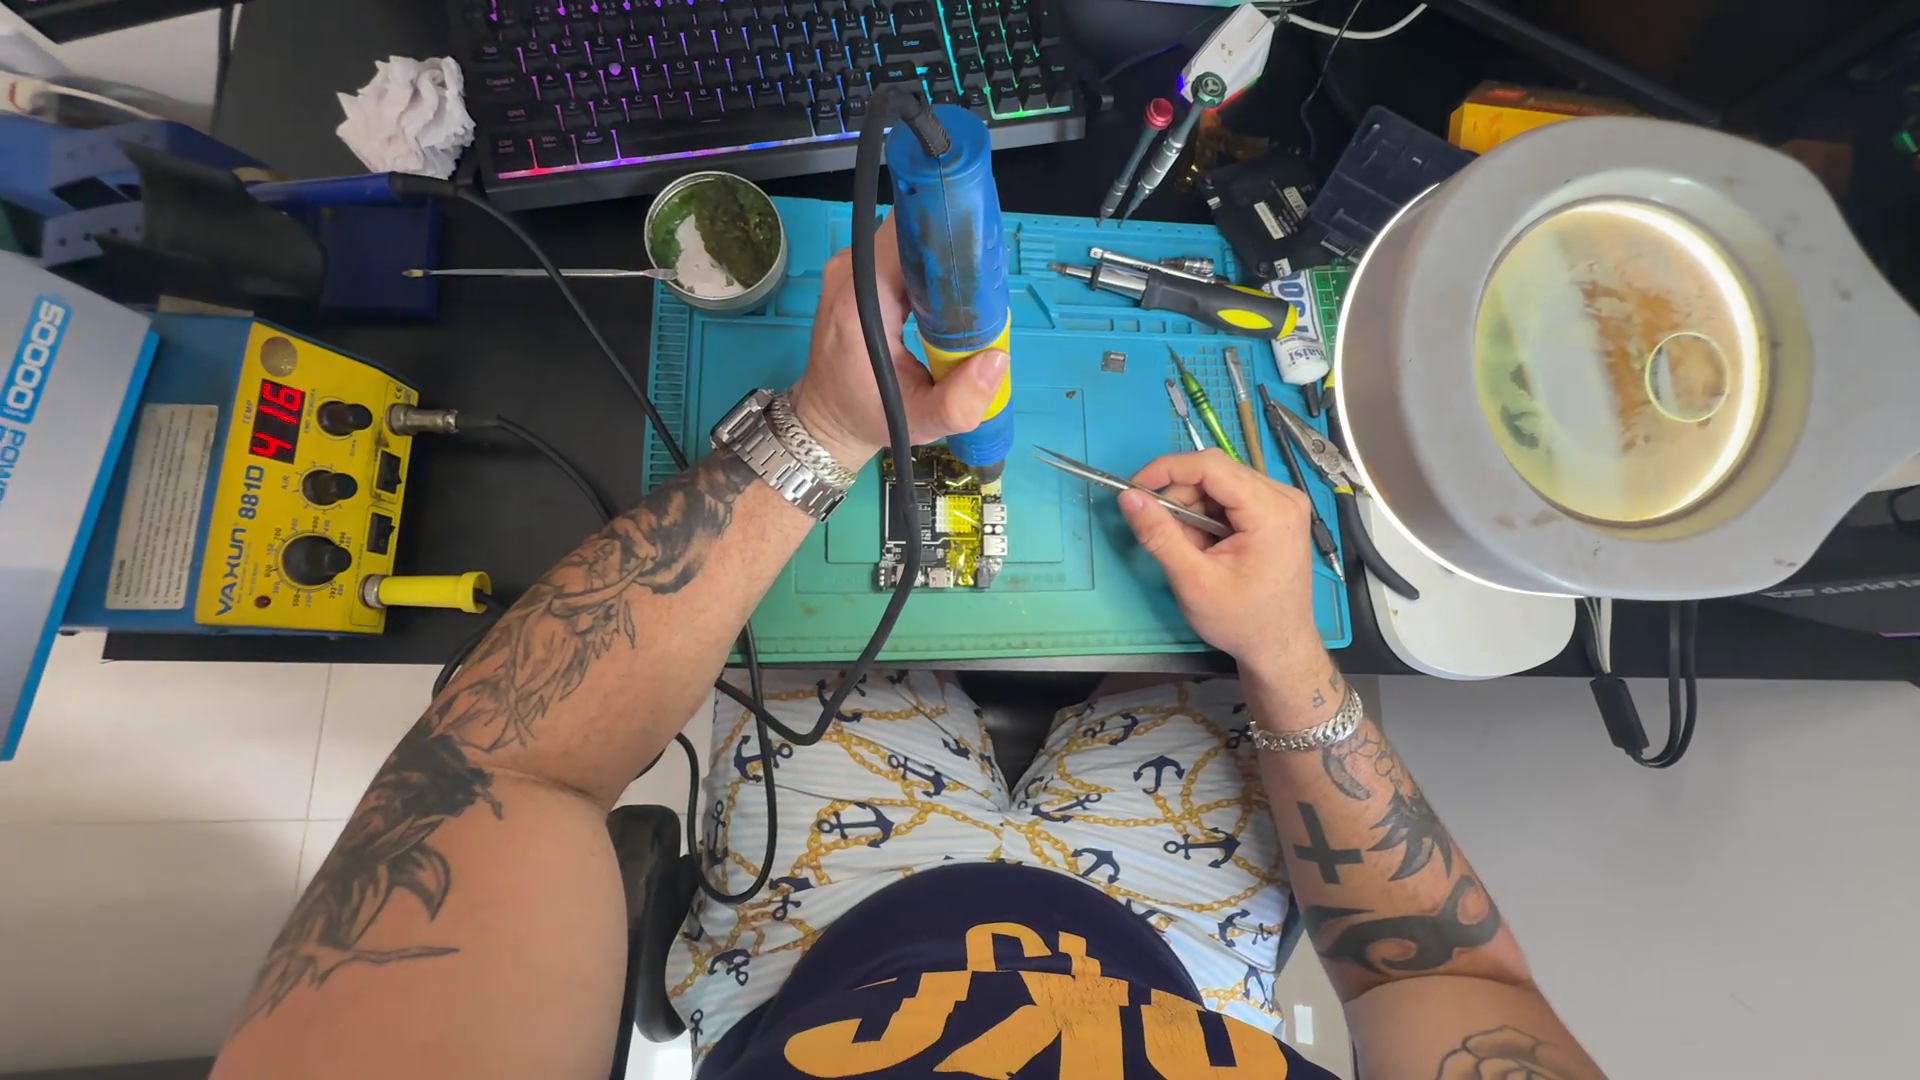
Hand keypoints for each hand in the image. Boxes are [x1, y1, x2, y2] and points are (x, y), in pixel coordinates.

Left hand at [787, 215, 1008, 467]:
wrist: (828, 419)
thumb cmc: (872, 417)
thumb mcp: (920, 422)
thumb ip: (960, 402)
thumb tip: (998, 358)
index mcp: (860, 303)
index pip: (907, 239)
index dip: (946, 239)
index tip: (979, 262)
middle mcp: (848, 274)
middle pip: (909, 234)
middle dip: (948, 251)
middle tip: (979, 286)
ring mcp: (848, 269)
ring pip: (905, 240)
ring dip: (938, 259)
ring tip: (965, 293)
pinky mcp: (854, 273)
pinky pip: (895, 253)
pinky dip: (924, 267)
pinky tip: (943, 295)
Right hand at [1118, 450, 1335, 719]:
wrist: (1278, 647)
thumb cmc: (1240, 620)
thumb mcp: (1192, 580)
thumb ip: (1159, 535)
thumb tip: (1128, 497)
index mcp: (1270, 510)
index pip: (1210, 466)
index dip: (1166, 469)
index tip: (1134, 489)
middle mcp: (1282, 496)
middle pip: (1214, 472)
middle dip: (1179, 498)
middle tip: (1163, 534)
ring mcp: (1282, 503)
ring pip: (1218, 484)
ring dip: (1192, 509)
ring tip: (1189, 549)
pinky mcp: (1275, 513)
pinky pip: (1229, 497)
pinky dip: (1206, 516)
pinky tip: (1205, 546)